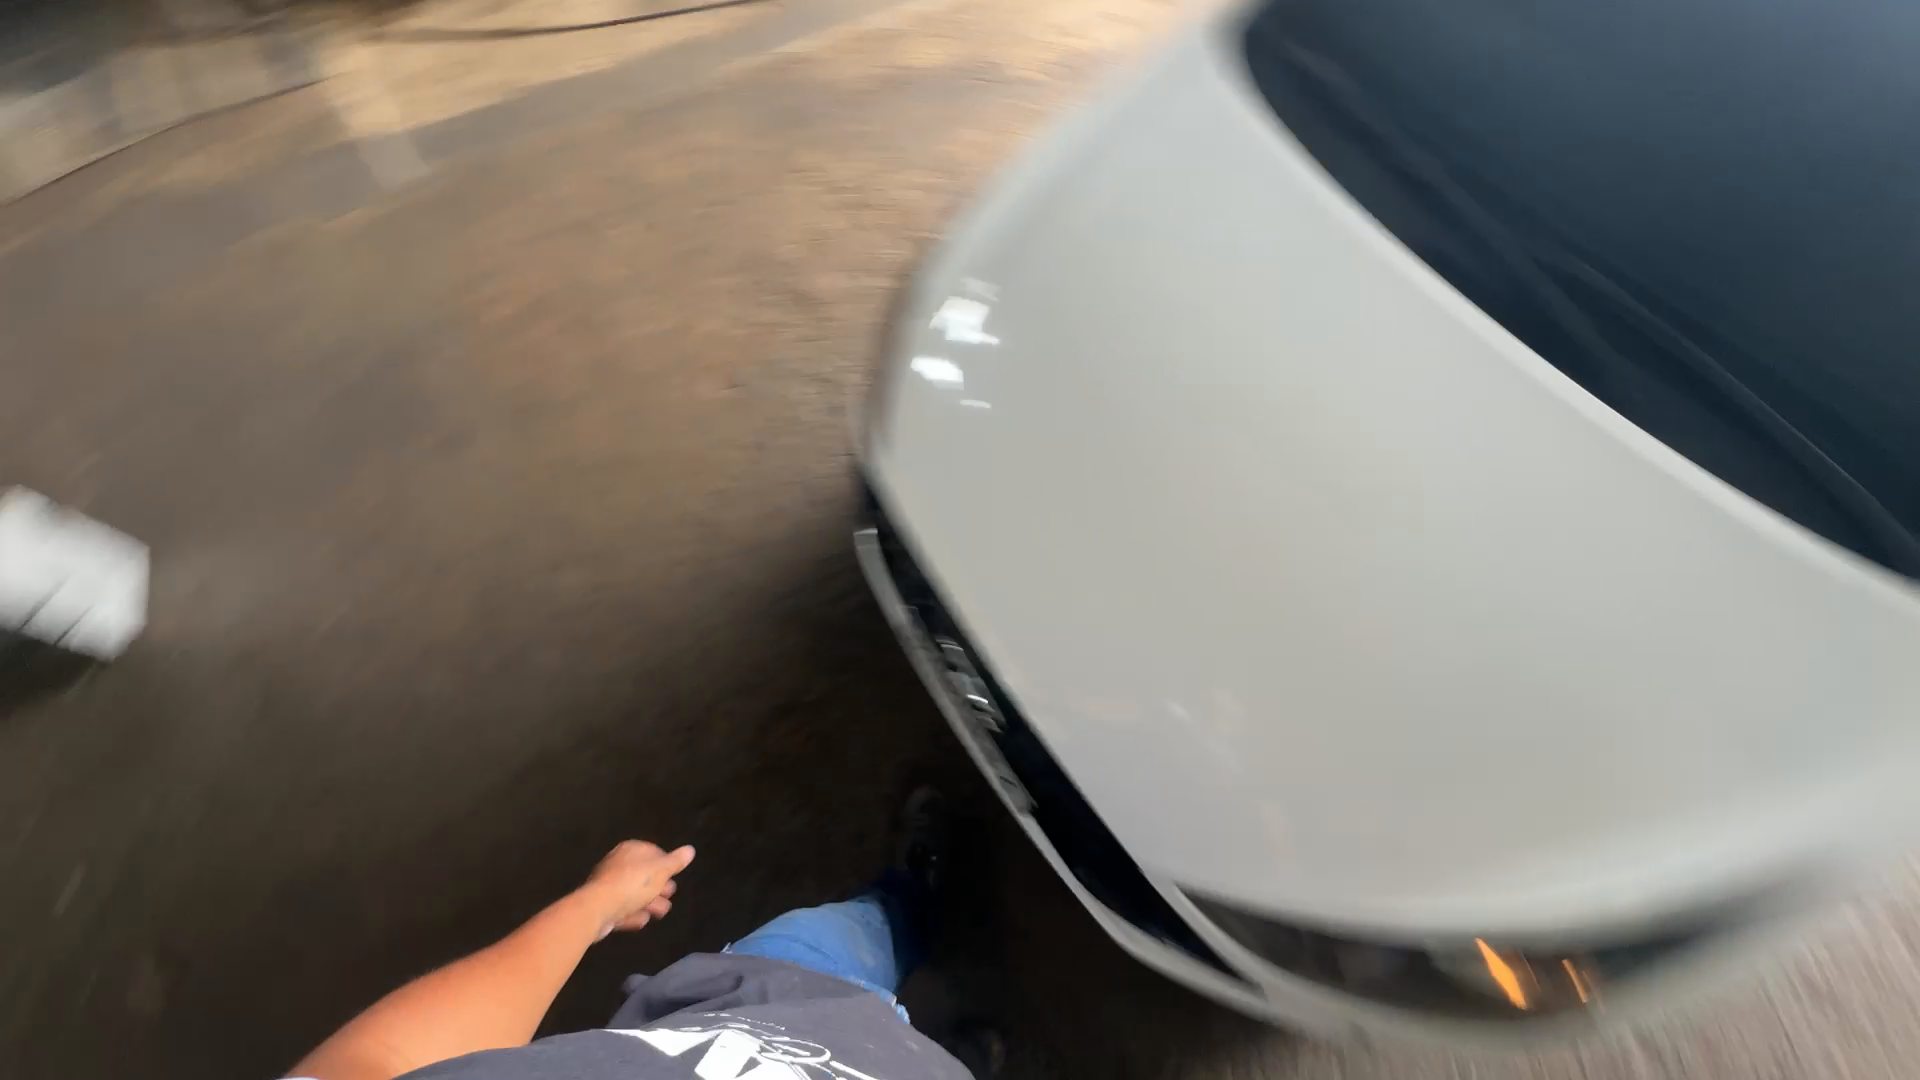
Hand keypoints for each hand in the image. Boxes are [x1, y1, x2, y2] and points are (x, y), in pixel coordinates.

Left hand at [580, 840, 695, 934]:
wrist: (596, 909)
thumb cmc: (632, 883)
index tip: (674, 877)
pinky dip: (633, 914)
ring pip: (634, 893)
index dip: (666, 865)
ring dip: (649, 903)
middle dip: (659, 887)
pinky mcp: (600, 906)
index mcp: (631, 850)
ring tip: (660, 913)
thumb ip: (676, 861)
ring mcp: (607, 886)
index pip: (654, 852)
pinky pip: (621, 908)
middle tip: (669, 896)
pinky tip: (642, 920)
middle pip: (644, 875)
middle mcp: (617, 864)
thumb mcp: (661, 870)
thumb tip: (690, 850)